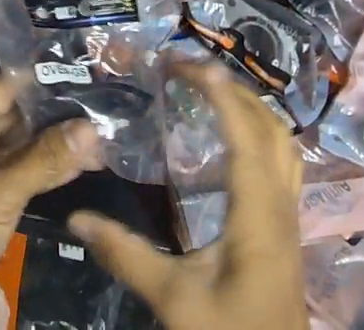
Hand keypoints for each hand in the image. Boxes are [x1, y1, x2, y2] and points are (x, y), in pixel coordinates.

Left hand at [0, 73, 104, 329]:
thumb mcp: (2, 189)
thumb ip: (45, 157)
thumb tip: (91, 126)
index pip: (8, 84)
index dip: (43, 76)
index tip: (85, 69)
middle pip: (19, 112)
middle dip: (58, 111)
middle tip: (106, 105)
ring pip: (24, 142)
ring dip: (58, 141)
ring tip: (107, 133)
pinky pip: (23, 169)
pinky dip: (49, 167)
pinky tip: (85, 165)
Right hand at [69, 62, 306, 329]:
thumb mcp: (175, 300)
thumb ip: (127, 255)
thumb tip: (76, 218)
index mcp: (258, 215)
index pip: (245, 136)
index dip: (220, 95)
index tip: (187, 64)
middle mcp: (280, 206)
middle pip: (272, 129)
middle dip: (235, 90)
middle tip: (188, 70)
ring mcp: (287, 217)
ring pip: (283, 144)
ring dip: (251, 108)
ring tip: (210, 90)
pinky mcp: (283, 229)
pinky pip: (280, 163)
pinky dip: (258, 133)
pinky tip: (229, 139)